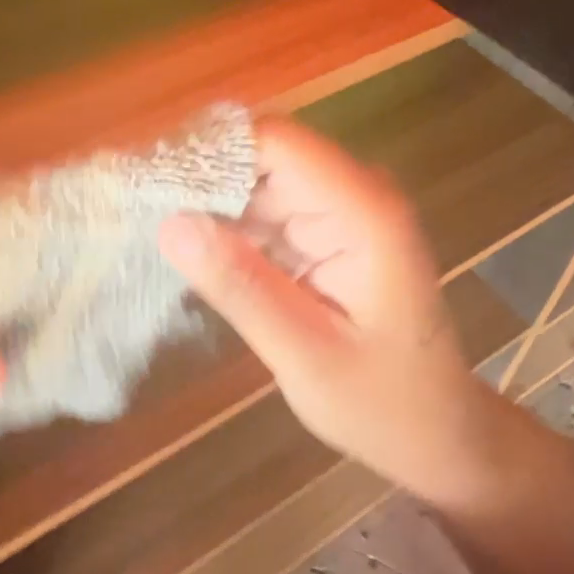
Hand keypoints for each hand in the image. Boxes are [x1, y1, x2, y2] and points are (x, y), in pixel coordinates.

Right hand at [158, 116, 499, 496]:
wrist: (436, 432)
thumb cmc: (382, 403)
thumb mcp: (306, 356)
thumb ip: (241, 287)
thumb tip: (169, 223)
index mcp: (364, 211)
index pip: (277, 142)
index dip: (211, 151)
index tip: (150, 181)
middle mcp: (356, 193)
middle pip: (264, 156)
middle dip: (202, 179)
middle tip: (137, 211)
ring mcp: (343, 209)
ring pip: (259, 180)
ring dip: (210, 204)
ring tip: (151, 229)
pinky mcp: (329, 229)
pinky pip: (268, 208)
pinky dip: (230, 228)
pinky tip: (192, 252)